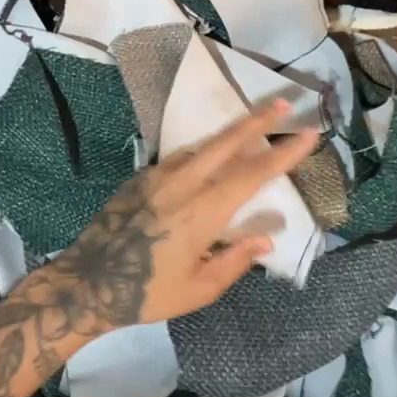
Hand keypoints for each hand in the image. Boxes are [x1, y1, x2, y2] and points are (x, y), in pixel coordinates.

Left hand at [0, 101, 318, 396]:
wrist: (87, 281)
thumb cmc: (147, 293)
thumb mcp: (198, 289)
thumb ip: (235, 261)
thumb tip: (267, 240)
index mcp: (202, 211)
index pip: (252, 174)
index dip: (283, 154)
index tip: (309, 135)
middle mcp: (182, 183)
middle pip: (227, 142)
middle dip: (258, 120)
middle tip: (286, 103)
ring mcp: (158, 176)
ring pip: (202, 146)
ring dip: (231, 133)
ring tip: (256, 123)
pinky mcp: (140, 177)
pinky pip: (180, 157)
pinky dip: (204, 151)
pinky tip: (214, 157)